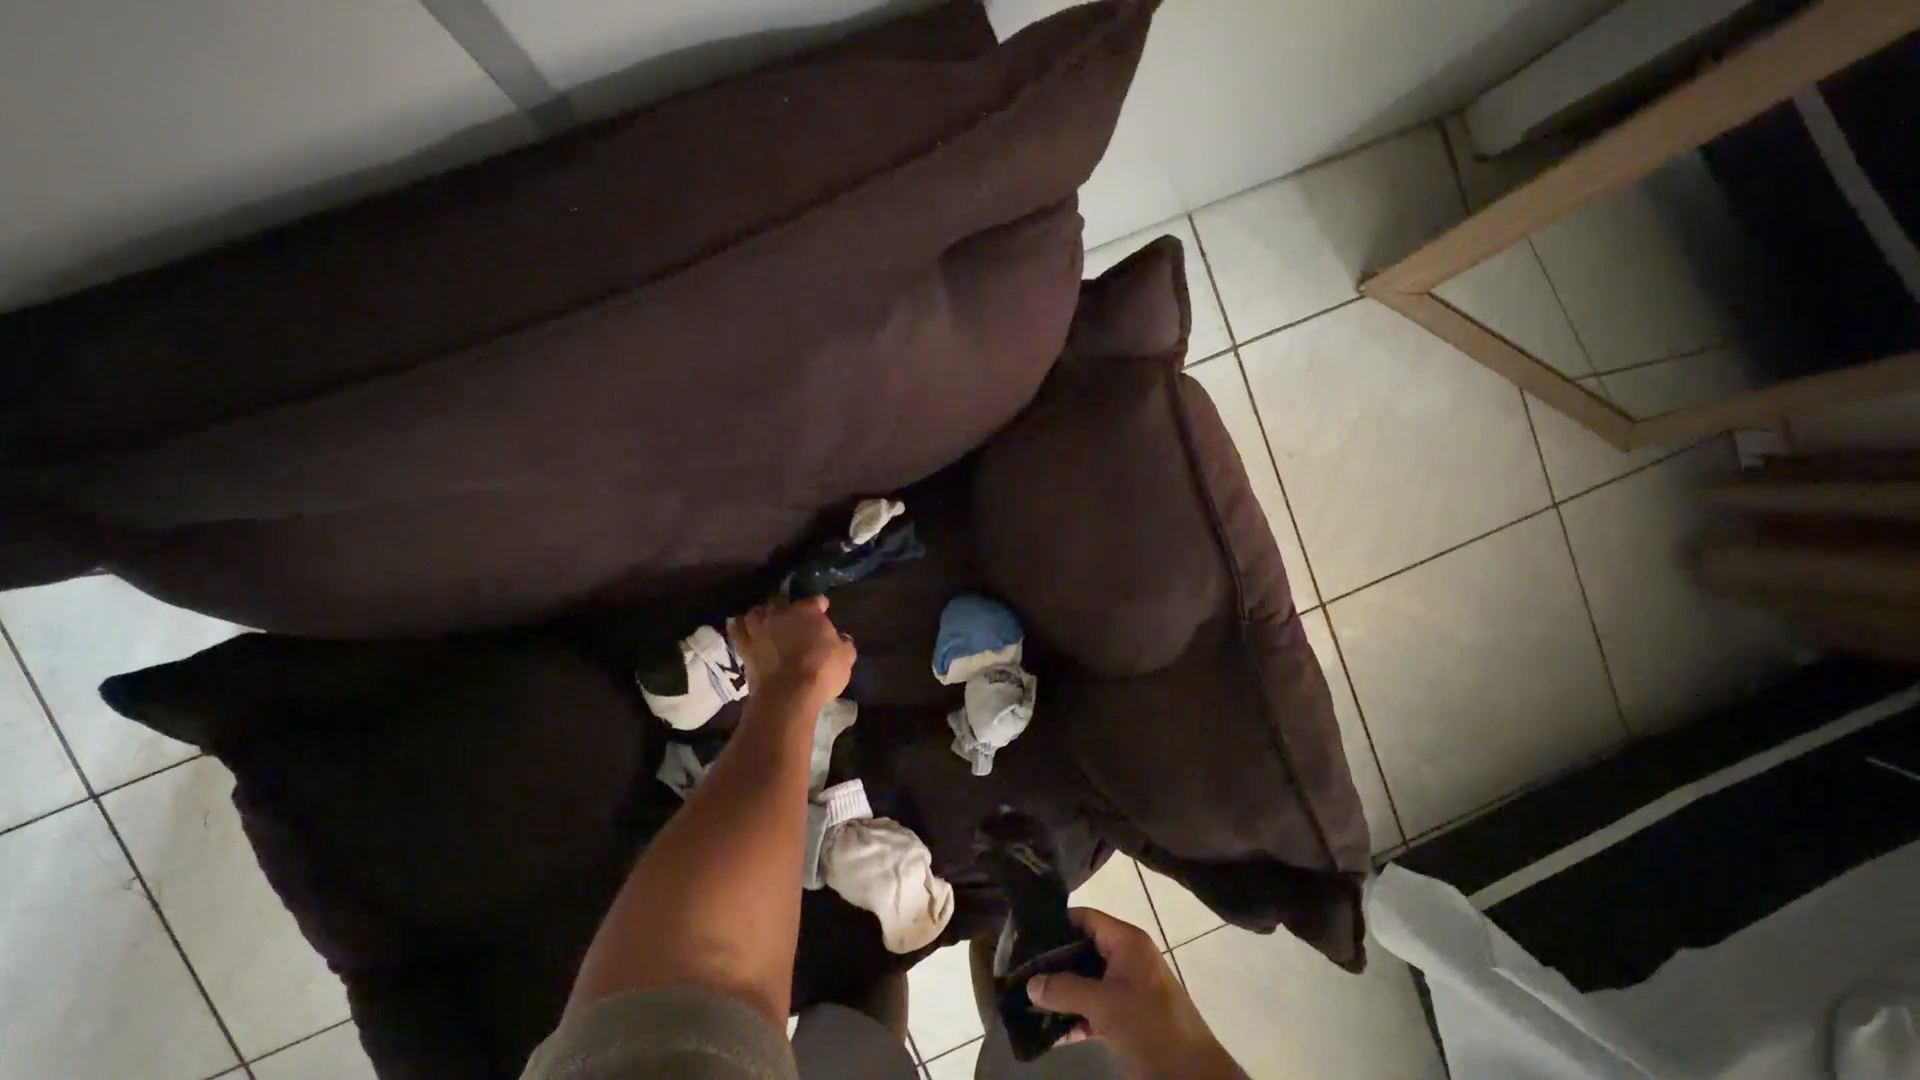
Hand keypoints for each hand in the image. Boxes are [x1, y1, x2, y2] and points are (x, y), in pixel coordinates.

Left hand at [727, 596, 855, 705]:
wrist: (789, 694)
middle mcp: (781, 614)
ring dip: (762, 613)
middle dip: (787, 605)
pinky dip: (738, 625)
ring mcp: (759, 629)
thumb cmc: (822, 672)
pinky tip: (740, 625)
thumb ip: (844, 644)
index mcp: (808, 612)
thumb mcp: (845, 658)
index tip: (823, 607)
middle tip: (793, 614)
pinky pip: (736, 629)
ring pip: (756, 611)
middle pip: (782, 601)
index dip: (820, 604)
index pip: (815, 601)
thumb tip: (842, 638)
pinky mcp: (745, 647)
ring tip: (765, 617)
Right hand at [1027, 909, 1243, 1079]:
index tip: (1026, 937)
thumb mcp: (1104, 1004)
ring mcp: (1128, 988)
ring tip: (1028, 1001)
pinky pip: (1095, 1007)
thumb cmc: (1150, 1026)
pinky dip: (1076, 1017)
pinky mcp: (1128, 1016)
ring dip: (1062, 993)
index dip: (1057, 924)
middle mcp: (1127, 958)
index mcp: (1127, 942)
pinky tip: (1051, 1032)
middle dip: (1054, 963)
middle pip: (1083, 950)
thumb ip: (1065, 990)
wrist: (1191, 1075)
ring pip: (1087, 981)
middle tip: (1022, 971)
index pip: (1086, 918)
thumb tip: (1030, 984)